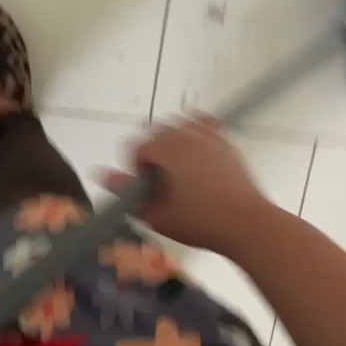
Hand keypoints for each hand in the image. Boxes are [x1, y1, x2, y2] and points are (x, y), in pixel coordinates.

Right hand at [101, 112, 274, 254]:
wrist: (246, 223)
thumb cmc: (198, 222)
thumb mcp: (156, 213)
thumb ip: (125, 191)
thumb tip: (99, 173)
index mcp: (165, 150)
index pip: (136, 147)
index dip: (135, 168)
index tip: (146, 190)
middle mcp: (184, 134)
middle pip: (155, 132)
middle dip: (151, 152)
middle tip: (159, 181)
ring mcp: (208, 135)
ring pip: (178, 124)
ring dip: (170, 141)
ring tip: (176, 168)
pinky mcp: (225, 141)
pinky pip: (204, 122)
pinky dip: (194, 128)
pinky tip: (194, 143)